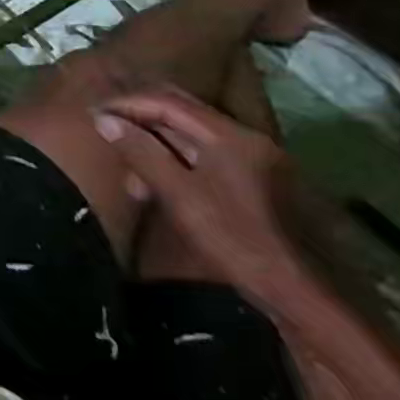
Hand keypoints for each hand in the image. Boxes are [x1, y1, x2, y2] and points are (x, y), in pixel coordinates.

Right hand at [96, 88, 298, 288]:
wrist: (305, 297)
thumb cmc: (237, 241)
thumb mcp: (180, 196)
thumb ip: (142, 153)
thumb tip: (104, 120)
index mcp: (230, 135)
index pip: (168, 102)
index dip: (127, 104)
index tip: (94, 113)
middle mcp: (247, 138)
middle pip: (183, 112)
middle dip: (141, 118)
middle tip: (107, 130)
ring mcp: (257, 160)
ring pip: (194, 137)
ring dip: (157, 144)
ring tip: (131, 171)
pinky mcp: (259, 183)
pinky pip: (208, 156)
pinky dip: (177, 160)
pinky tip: (160, 183)